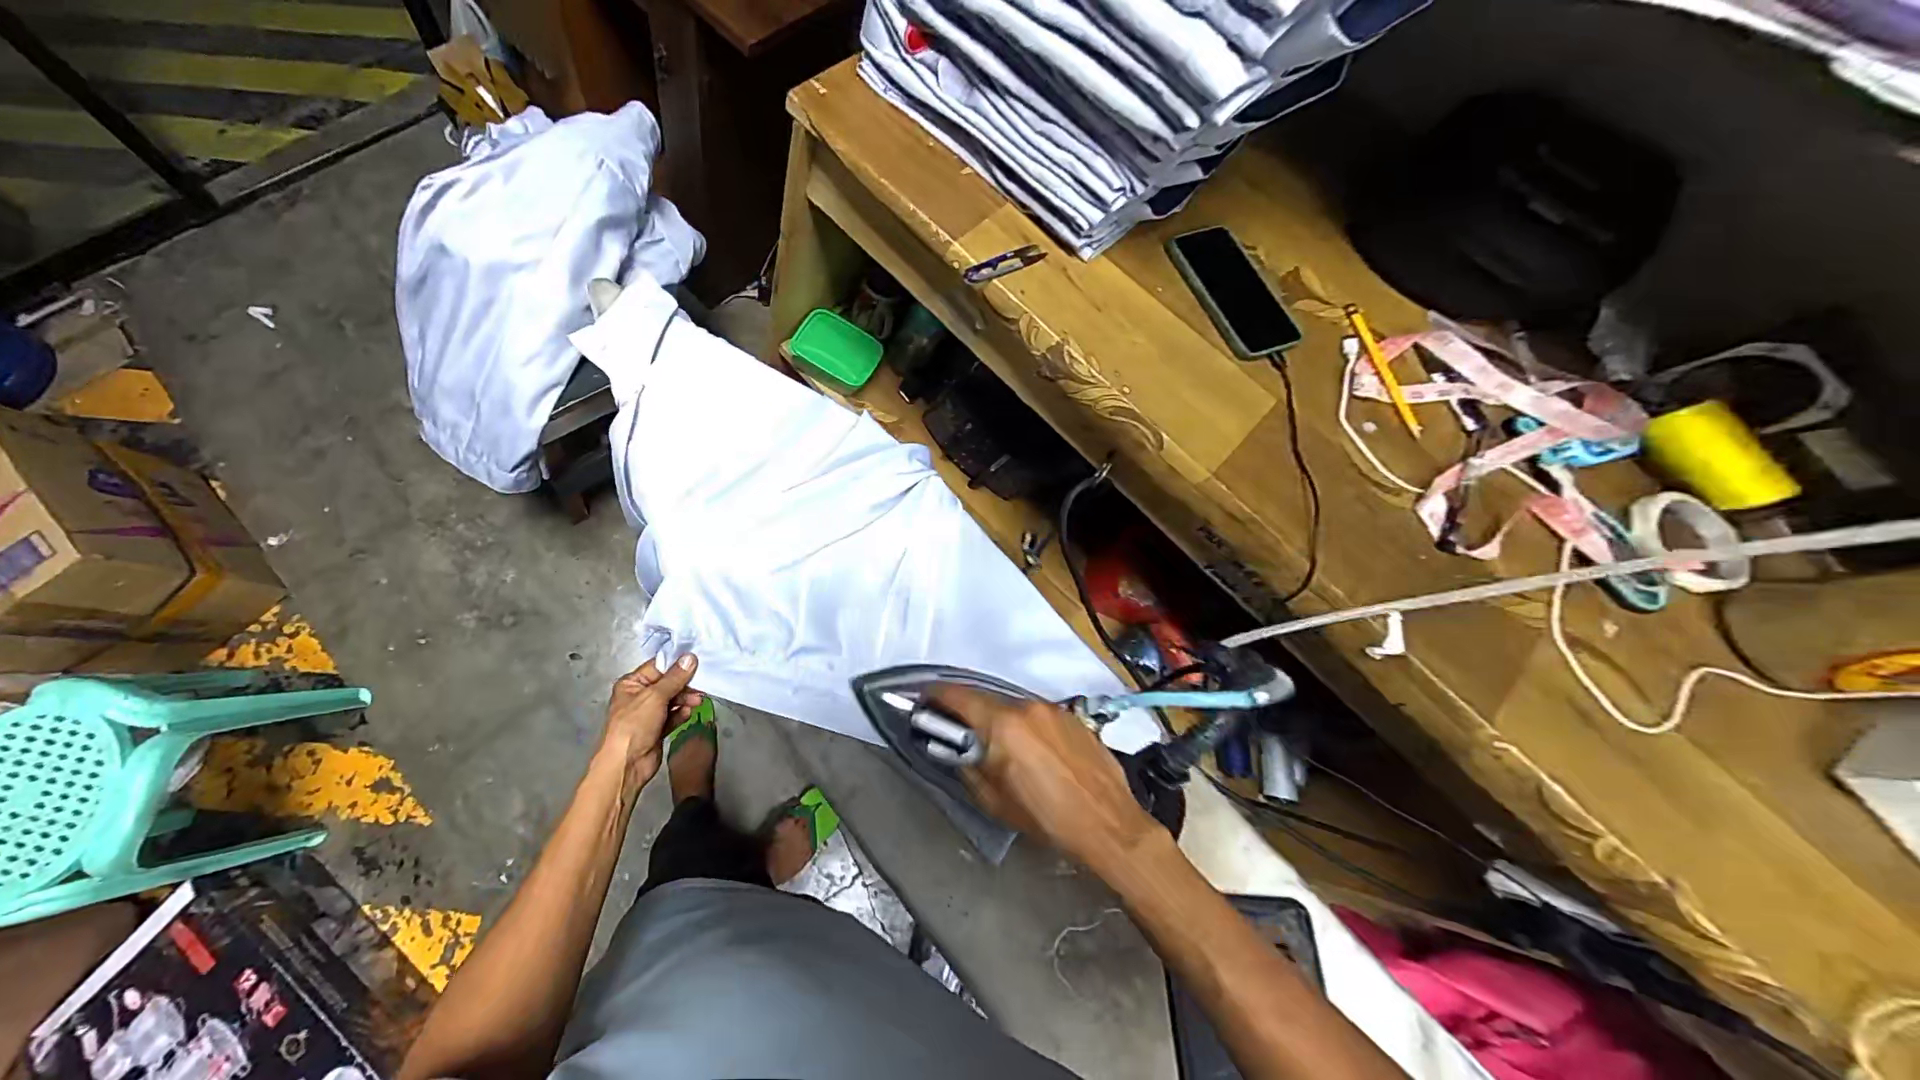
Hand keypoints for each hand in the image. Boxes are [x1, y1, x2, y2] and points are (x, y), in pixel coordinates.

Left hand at [598, 654, 701, 792]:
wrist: (627, 763)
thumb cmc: (634, 725)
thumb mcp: (655, 696)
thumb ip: (675, 677)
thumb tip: (690, 657)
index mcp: (631, 684)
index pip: (657, 667)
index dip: (676, 663)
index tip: (697, 660)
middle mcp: (639, 696)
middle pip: (667, 684)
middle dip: (684, 685)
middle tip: (701, 685)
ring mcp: (648, 714)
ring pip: (672, 700)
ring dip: (685, 699)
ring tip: (698, 701)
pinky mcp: (657, 728)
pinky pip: (673, 716)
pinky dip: (681, 713)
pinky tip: (688, 713)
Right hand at [926, 684, 1161, 871]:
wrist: (1107, 823)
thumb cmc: (1048, 819)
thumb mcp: (994, 800)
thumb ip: (969, 767)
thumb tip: (957, 750)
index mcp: (1003, 726)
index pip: (958, 697)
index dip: (936, 696)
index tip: (925, 700)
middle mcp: (1027, 708)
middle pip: (985, 698)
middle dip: (967, 712)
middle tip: (957, 730)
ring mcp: (1053, 710)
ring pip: (1012, 705)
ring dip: (998, 719)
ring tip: (997, 746)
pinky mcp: (1072, 718)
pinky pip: (1036, 714)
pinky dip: (1024, 725)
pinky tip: (1030, 750)